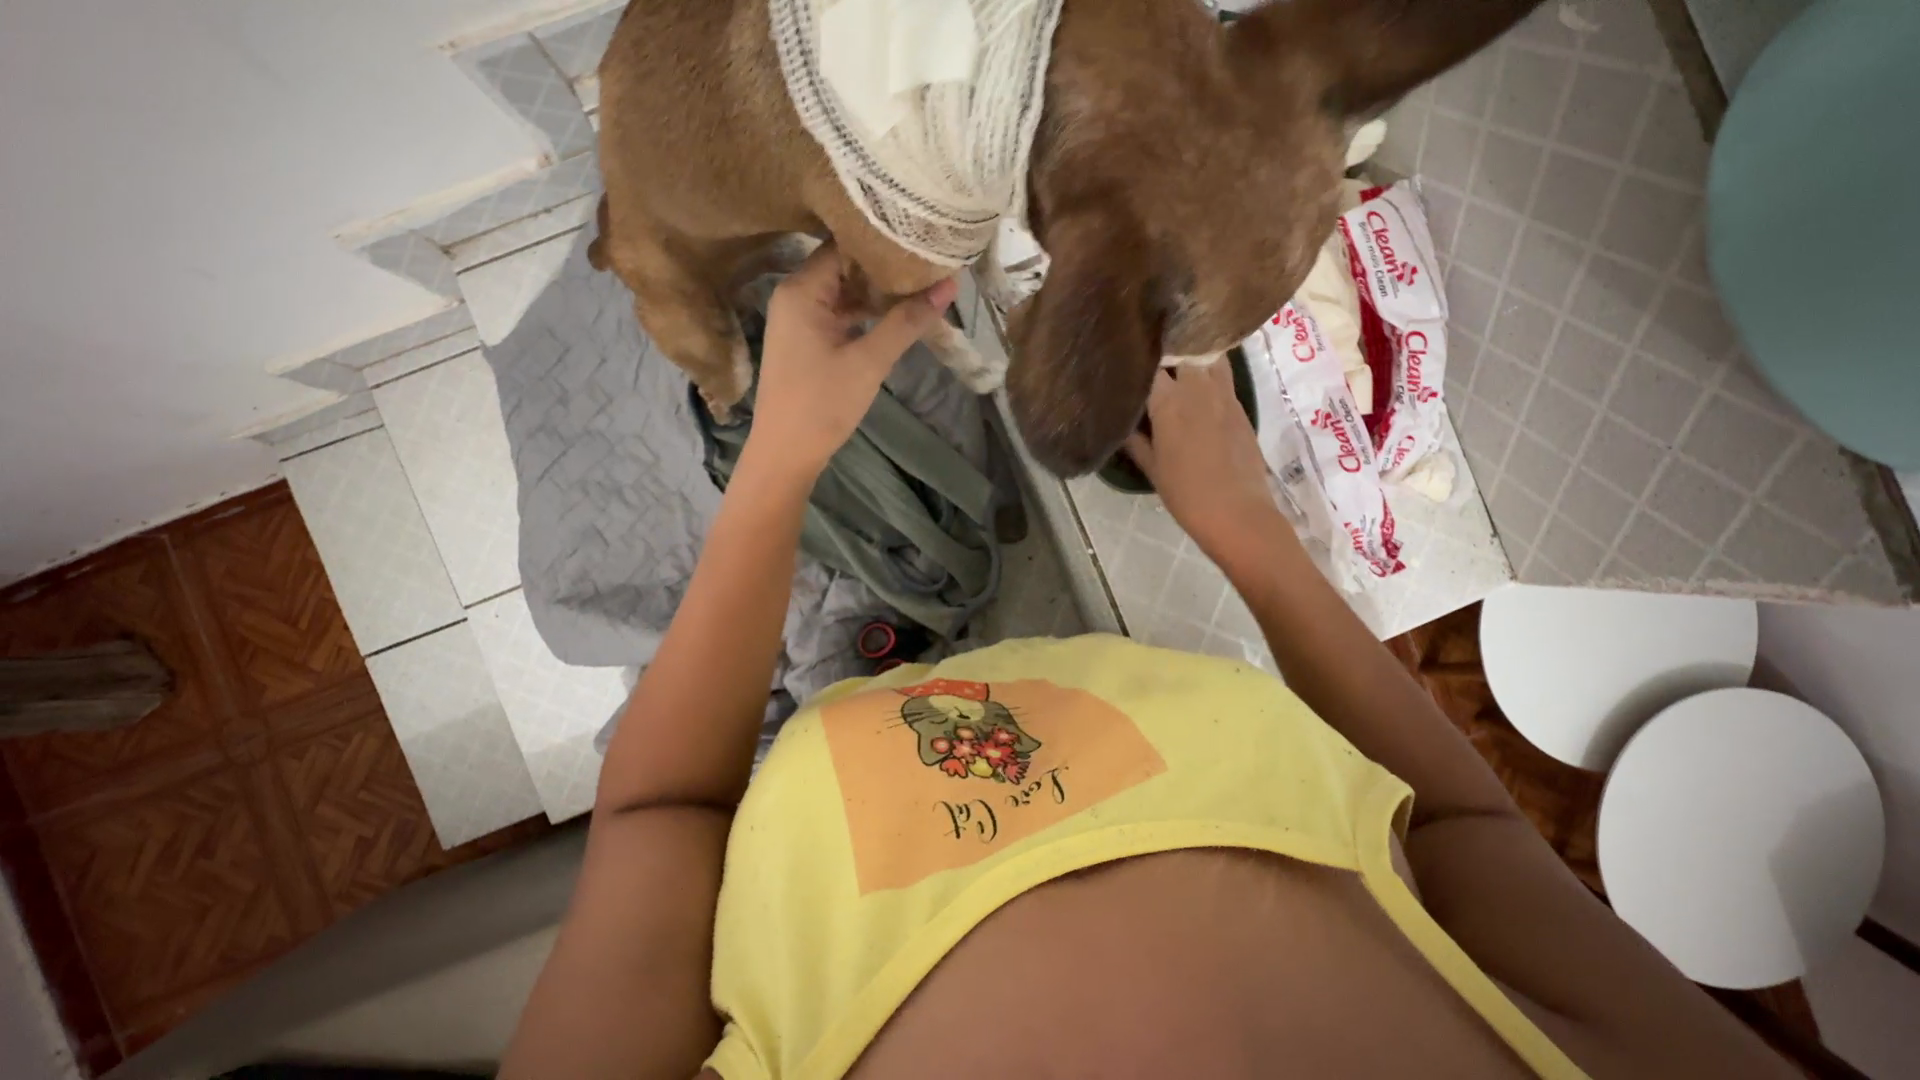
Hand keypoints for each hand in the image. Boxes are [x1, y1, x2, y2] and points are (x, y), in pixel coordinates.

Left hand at [743, 243, 957, 479]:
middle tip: (930, 256)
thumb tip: (950, 284)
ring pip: (845, 290)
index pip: (844, 243)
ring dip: (879, 290)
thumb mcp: (869, 361)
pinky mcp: (807, 339)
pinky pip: (840, 312)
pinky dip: (867, 311)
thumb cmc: (821, 404)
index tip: (920, 235)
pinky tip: (899, 312)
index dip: (882, 239)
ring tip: (923, 281)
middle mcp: (795, 294)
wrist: (785, 454)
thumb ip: (907, 320)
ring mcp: (799, 318)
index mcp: (801, 289)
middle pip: (845, 264)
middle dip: (885, 264)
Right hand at [1124, 362, 1285, 566]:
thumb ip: (1134, 440)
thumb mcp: (1152, 468)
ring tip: (1176, 367)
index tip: (1125, 366)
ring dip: (1191, 358)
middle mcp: (1197, 387)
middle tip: (1150, 365)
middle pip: (1180, 352)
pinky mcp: (1240, 405)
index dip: (1136, 363)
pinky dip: (1208, 373)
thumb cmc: (1186, 494)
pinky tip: (1196, 388)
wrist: (1237, 513)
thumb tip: (1121, 422)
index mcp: (1169, 401)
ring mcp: (1224, 393)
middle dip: (1165, 354)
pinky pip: (1223, 376)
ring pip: (1207, 357)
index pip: (1148, 365)